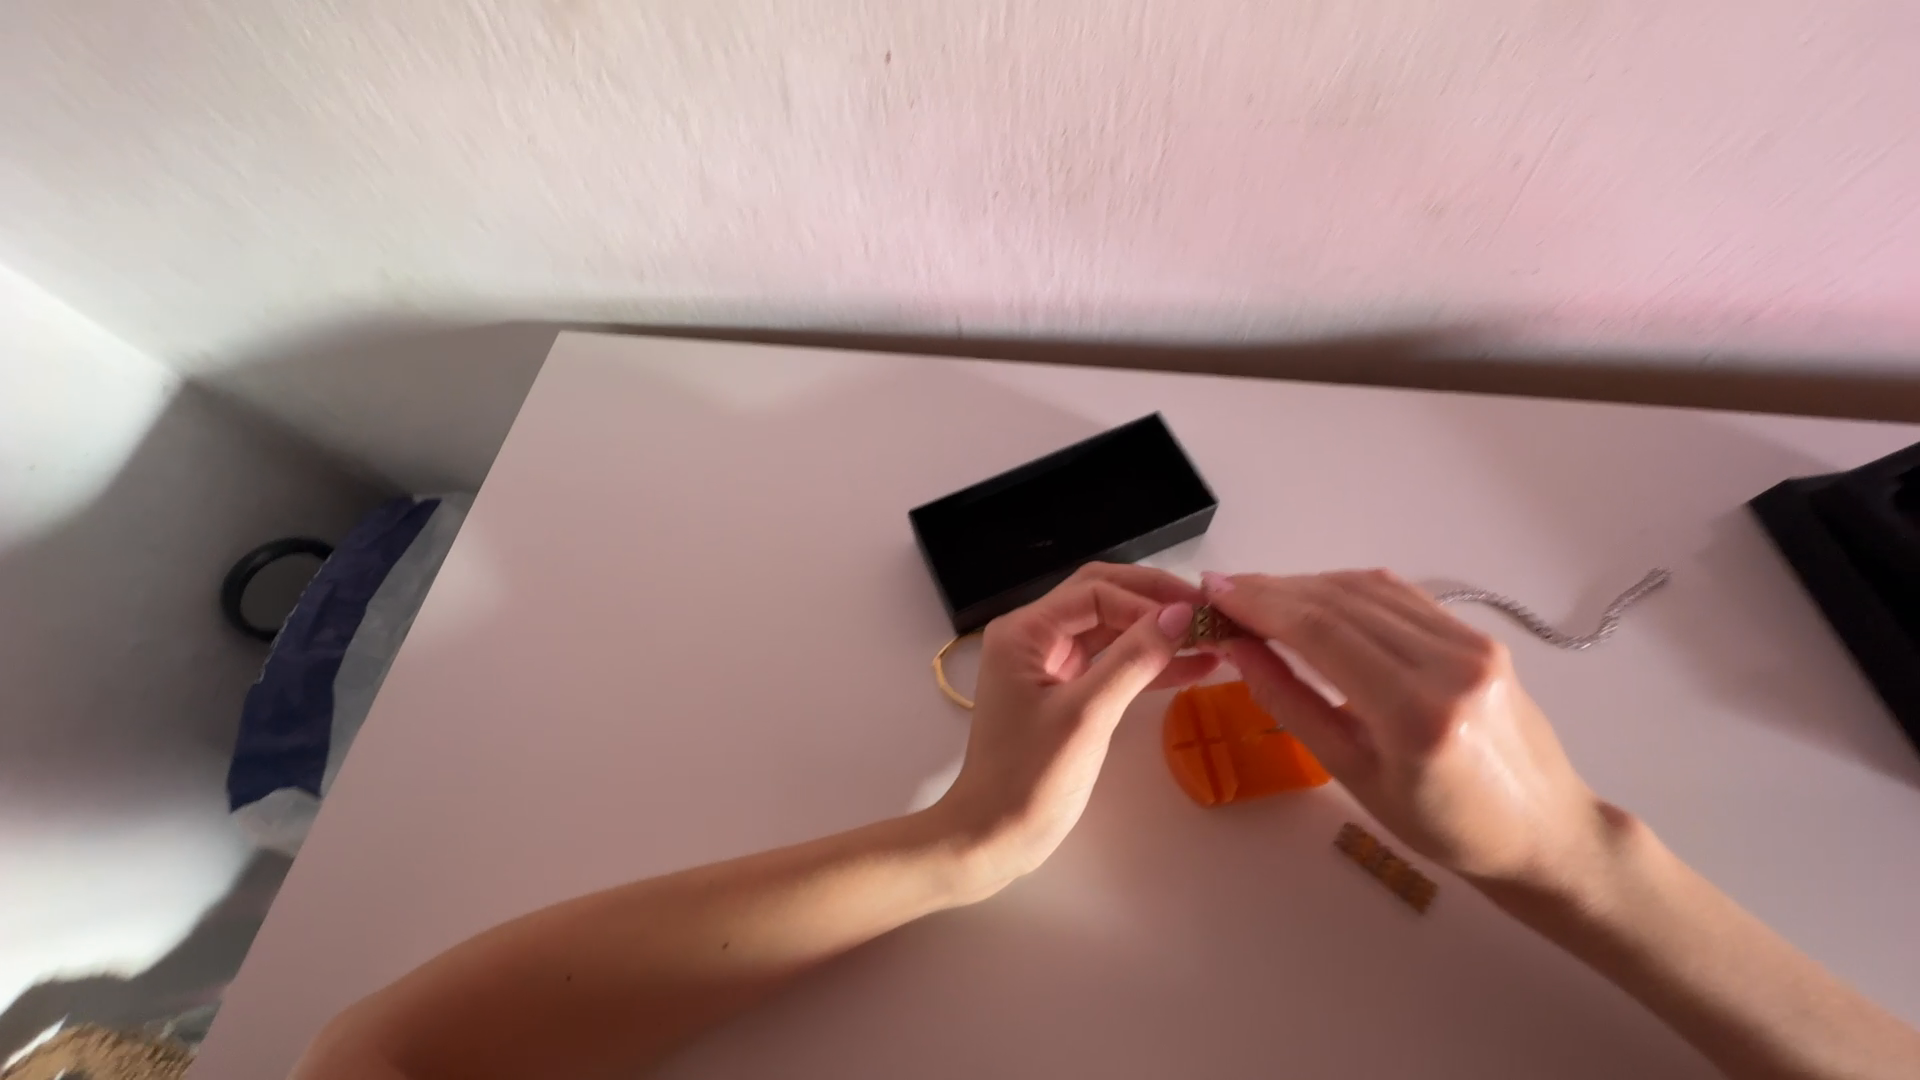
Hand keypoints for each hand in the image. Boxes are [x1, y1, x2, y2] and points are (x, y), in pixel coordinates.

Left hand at [934, 563, 1219, 890]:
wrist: (993, 836)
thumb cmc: (1030, 777)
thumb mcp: (1086, 715)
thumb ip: (1133, 660)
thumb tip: (1180, 614)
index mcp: (1024, 631)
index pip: (1094, 592)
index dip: (1147, 600)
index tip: (1198, 617)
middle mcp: (1034, 636)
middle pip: (1102, 598)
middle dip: (1154, 603)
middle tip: (1209, 614)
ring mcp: (1050, 664)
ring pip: (1112, 630)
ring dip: (1157, 633)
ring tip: (1214, 637)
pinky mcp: (1066, 692)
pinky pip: (1112, 663)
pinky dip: (1148, 664)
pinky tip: (1194, 667)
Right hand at [1202, 569, 1614, 894]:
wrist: (1545, 831)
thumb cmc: (1439, 824)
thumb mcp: (1349, 773)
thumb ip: (1289, 703)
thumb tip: (1237, 648)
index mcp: (1414, 712)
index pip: (1320, 631)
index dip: (1259, 604)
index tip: (1212, 592)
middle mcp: (1448, 663)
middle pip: (1339, 601)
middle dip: (1272, 589)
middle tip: (1222, 590)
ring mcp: (1470, 642)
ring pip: (1366, 589)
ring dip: (1303, 585)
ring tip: (1256, 593)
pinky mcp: (1477, 634)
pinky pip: (1396, 595)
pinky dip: (1343, 589)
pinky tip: (1311, 596)